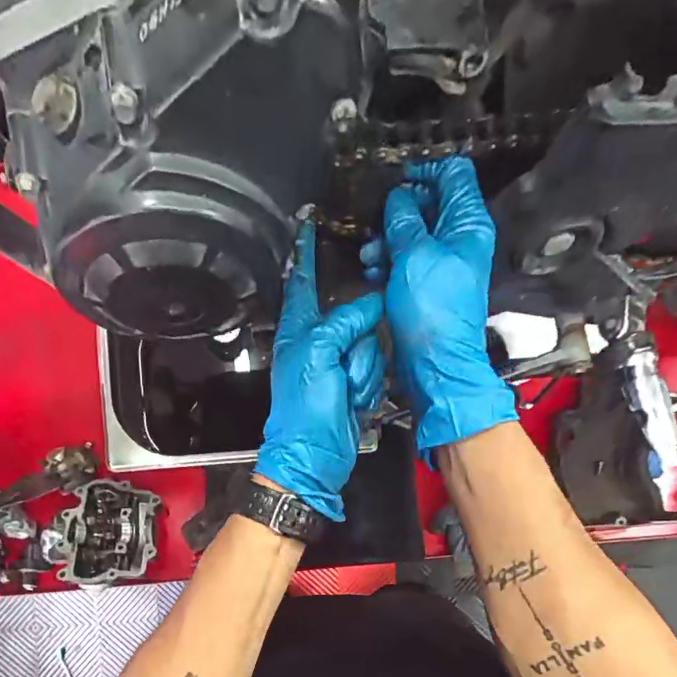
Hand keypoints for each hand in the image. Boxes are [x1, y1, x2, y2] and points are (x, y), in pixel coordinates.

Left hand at [254, 218, 384, 521]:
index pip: (302, 276)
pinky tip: (355, 400)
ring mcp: (341, 361)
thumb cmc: (305, 409)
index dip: (306, 250)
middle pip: (354, 312)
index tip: (309, 219)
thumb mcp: (320, 355)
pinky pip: (377, 367)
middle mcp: (319, 338)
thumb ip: (345, 322)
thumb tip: (373, 303)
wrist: (316, 456)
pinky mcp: (358, 381)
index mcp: (298, 326)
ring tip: (347, 391)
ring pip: (372, 342)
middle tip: (346, 368)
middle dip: (358, 340)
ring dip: (365, 370)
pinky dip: (370, 385)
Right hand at [363, 157, 516, 453]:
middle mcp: (460, 240)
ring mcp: (443, 265)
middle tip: (378, 226)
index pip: (454, 173)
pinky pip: (406, 261)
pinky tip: (374, 274)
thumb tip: (398, 197)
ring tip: (371, 257)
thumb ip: (403, 218)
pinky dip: (389, 263)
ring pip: (411, 233)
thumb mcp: (414, 255)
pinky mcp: (426, 287)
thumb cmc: (431, 312)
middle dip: (397, 212)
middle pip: (428, 203)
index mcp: (469, 224)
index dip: (424, 171)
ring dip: (386, 240)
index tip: (396, 182)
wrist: (435, 365)